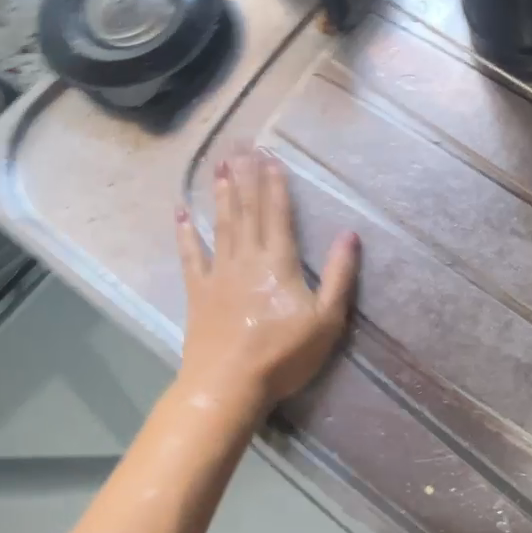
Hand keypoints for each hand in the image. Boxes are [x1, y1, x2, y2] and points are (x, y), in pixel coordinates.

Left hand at [174, 147, 359, 408]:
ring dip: (222, 194)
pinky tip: (181, 213)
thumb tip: (350, 234)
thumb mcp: (326, 319)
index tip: (271, 157)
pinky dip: (186, 234)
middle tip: (242, 146)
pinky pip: (191, 256)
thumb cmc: (283, 355)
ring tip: (221, 166)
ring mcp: (219, 274)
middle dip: (247, 177)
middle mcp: (247, 259)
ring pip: (222, 225)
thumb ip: (340, 275)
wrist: (228, 386)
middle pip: (248, 211)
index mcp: (279, 262)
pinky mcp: (198, 293)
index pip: (278, 214)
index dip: (275, 185)